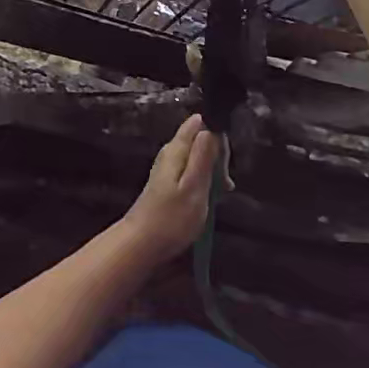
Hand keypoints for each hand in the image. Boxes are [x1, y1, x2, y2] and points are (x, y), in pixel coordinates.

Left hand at [119, 114, 221, 262]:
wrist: (141, 243)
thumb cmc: (171, 218)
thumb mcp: (194, 187)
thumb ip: (202, 157)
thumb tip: (210, 128)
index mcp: (176, 149)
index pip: (199, 124)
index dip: (217, 135)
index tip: (226, 159)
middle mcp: (170, 152)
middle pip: (199, 140)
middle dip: (217, 156)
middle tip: (226, 183)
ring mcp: (168, 167)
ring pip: (197, 157)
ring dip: (212, 171)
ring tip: (221, 193)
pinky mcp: (168, 182)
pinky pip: (191, 171)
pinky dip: (203, 180)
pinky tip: (209, 198)